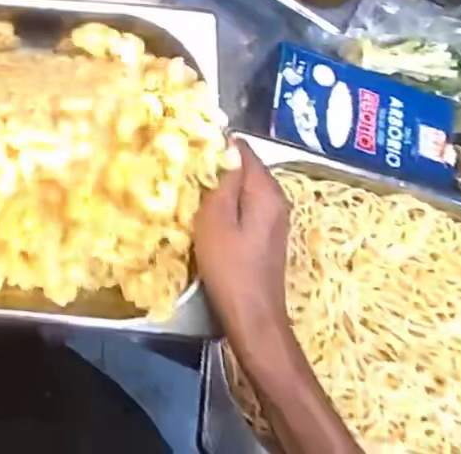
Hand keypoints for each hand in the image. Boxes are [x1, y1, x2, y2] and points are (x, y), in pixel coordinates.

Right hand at [194, 138, 293, 353]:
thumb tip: (224, 143)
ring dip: (218, 183)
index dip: (214, 143)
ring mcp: (273, 215)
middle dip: (215, 162)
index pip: (241, 147)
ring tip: (190, 187)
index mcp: (266, 189)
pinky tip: (205, 210)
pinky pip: (244, 201)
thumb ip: (223, 178)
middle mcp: (276, 197)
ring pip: (242, 184)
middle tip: (184, 169)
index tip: (187, 148)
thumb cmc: (230, 266)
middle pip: (243, 164)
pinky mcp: (265, 231)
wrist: (252, 318)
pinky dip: (226, 200)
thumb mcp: (216, 217)